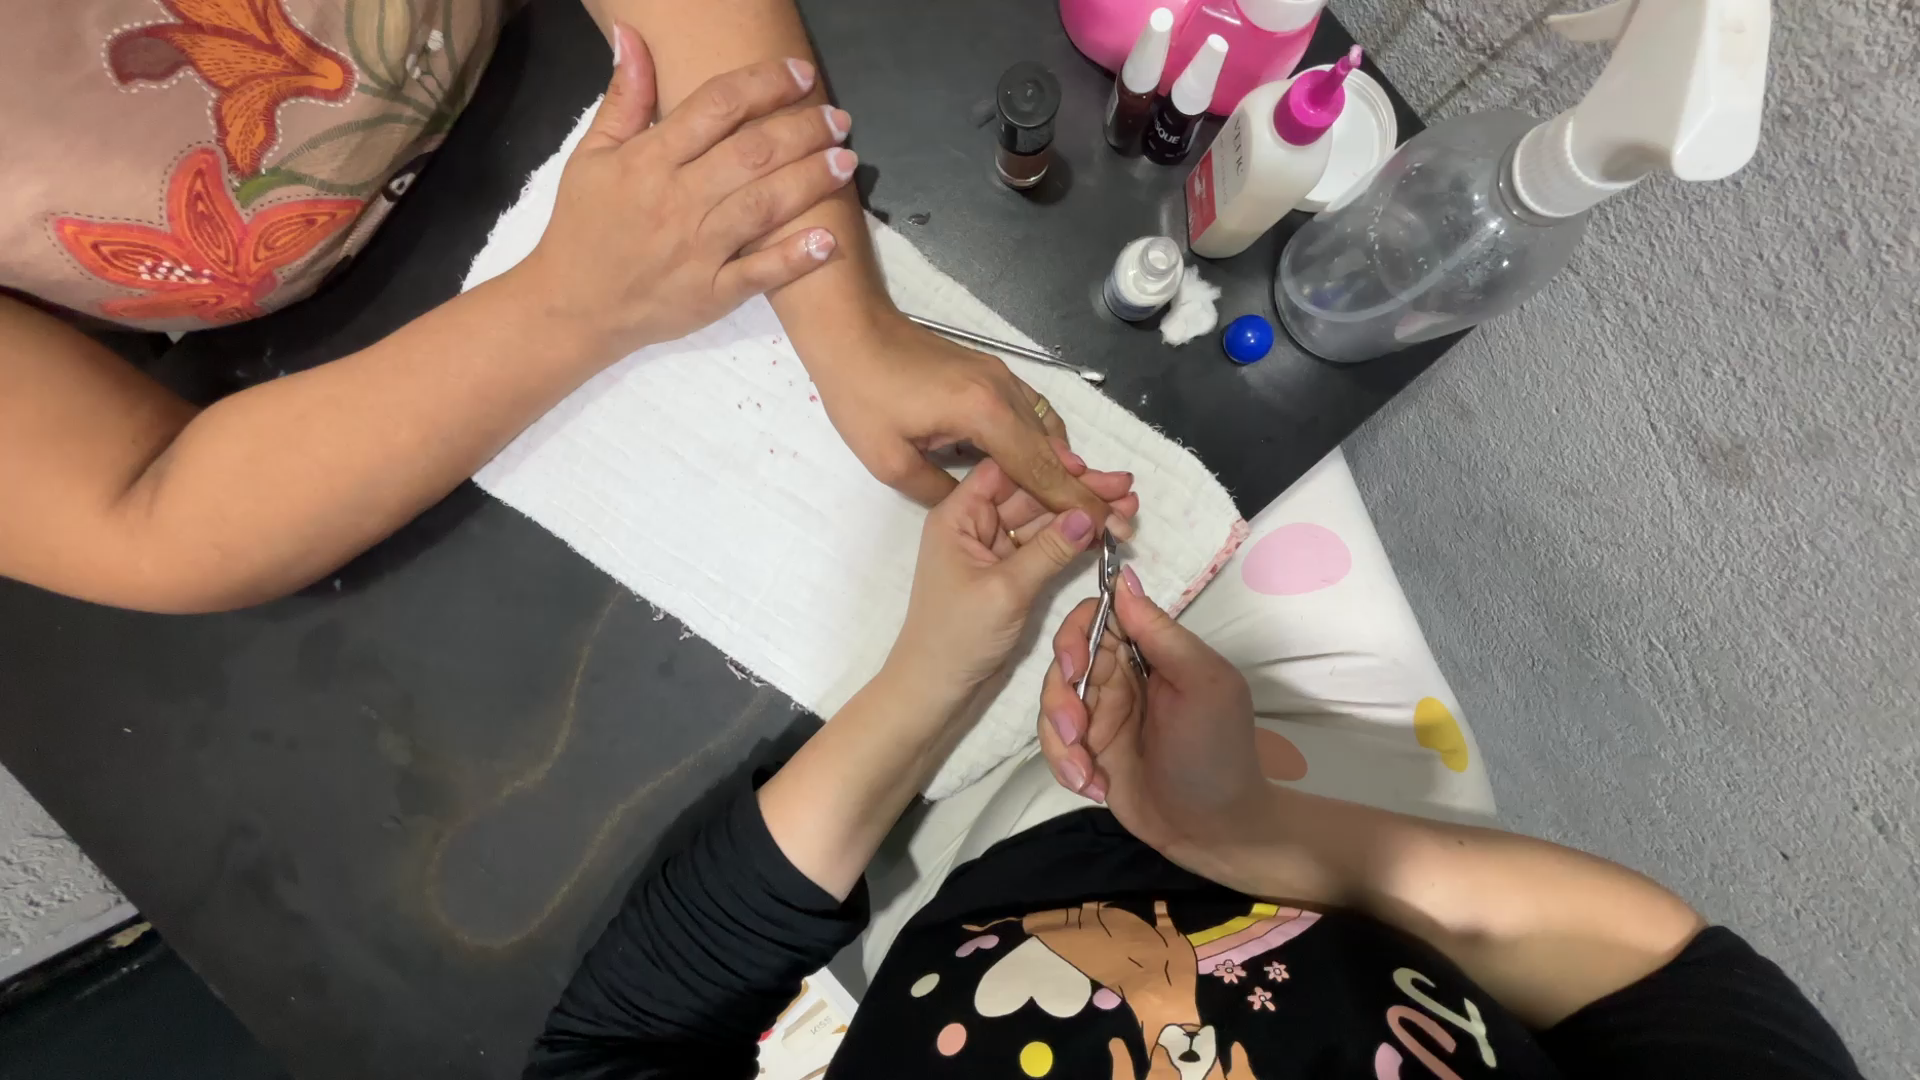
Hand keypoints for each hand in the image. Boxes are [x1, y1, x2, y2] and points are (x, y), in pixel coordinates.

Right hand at [515, 24, 857, 356]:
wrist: (576, 304)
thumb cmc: (585, 228)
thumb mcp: (590, 156)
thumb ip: (622, 99)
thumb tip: (635, 37)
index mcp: (650, 160)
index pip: (716, 108)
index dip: (764, 84)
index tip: (801, 73)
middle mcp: (679, 200)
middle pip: (751, 154)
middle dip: (801, 130)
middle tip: (839, 119)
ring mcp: (699, 250)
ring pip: (762, 206)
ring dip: (810, 182)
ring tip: (846, 161)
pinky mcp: (713, 294)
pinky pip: (760, 274)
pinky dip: (795, 258)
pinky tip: (828, 240)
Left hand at [813, 318, 1133, 540]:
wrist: (850, 328)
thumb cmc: (861, 394)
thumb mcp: (890, 461)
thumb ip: (939, 490)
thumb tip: (971, 504)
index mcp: (984, 415)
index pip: (1040, 470)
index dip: (1072, 503)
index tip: (1106, 527)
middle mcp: (1006, 393)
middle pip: (1055, 449)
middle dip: (1083, 487)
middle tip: (1114, 515)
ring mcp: (1002, 378)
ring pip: (1049, 428)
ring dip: (1066, 464)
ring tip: (1083, 497)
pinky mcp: (992, 373)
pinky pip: (1034, 412)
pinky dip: (1047, 441)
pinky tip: (1046, 461)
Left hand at [886, 447, 1139, 703]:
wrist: (936, 688)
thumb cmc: (957, 637)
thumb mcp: (1005, 590)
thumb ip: (1049, 549)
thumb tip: (1091, 513)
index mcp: (958, 515)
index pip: (1006, 471)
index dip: (1047, 464)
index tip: (1090, 468)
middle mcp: (976, 522)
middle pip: (1031, 492)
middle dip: (1079, 491)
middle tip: (1127, 488)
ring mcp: (994, 546)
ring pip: (1044, 518)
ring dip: (1084, 514)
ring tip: (1130, 508)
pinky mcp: (1010, 569)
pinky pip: (1045, 544)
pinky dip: (1075, 539)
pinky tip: (1107, 530)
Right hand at [1036, 568, 1269, 878]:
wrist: (1215, 831)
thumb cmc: (1217, 751)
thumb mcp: (1204, 684)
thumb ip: (1161, 633)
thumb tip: (1123, 578)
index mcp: (1148, 652)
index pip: (1095, 619)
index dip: (1074, 635)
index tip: (1075, 667)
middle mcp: (1118, 676)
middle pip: (1063, 662)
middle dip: (1059, 697)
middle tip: (1077, 730)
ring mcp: (1100, 715)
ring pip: (1051, 704)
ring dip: (1059, 738)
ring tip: (1087, 772)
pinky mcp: (1087, 751)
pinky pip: (1054, 743)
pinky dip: (1063, 764)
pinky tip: (1092, 786)